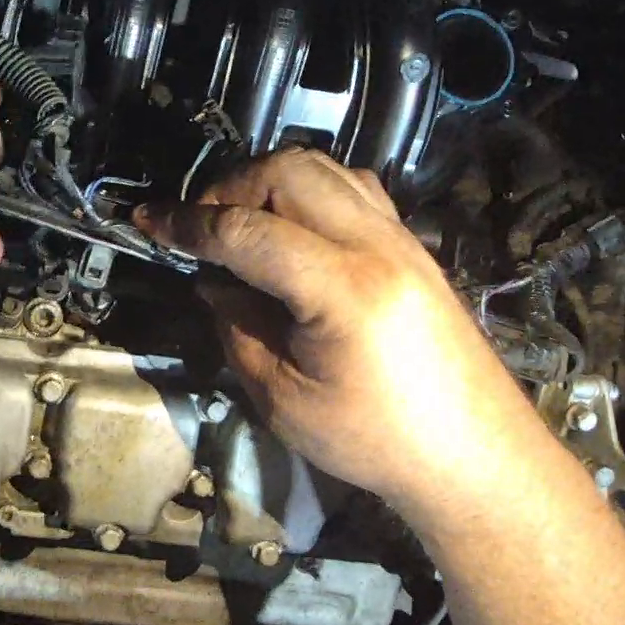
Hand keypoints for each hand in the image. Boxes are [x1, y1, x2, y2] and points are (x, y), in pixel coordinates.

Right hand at [135, 150, 552, 520]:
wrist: (477, 456)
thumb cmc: (376, 441)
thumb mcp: (283, 399)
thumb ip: (237, 328)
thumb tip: (211, 282)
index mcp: (342, 289)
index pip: (245, 231)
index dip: (186, 223)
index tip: (146, 221)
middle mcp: (375, 245)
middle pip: (285, 171)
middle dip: (227, 187)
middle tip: (199, 228)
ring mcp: (399, 238)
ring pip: (320, 167)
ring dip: (265, 181)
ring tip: (237, 222)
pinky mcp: (410, 245)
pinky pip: (350, 186)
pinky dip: (305, 189)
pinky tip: (287, 226)